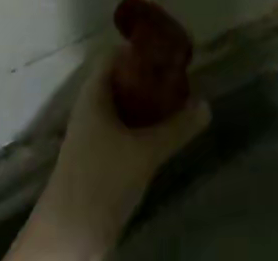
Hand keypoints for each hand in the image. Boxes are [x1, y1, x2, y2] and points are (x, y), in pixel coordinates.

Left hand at [5, 57, 209, 260]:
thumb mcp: (145, 152)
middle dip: (148, 77)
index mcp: (93, 92)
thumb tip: (206, 104)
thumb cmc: (103, 177)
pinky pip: (123, 127)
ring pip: (123, 105)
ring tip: (180, 103)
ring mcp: (94, 131)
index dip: (139, 48)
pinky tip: (165, 134)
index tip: (168, 50)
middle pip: (120, 79)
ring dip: (148, 103)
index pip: (114, 55)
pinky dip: (143, 124)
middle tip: (182, 78)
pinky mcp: (100, 154)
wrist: (71, 229)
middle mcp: (91, 105)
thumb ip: (177, 128)